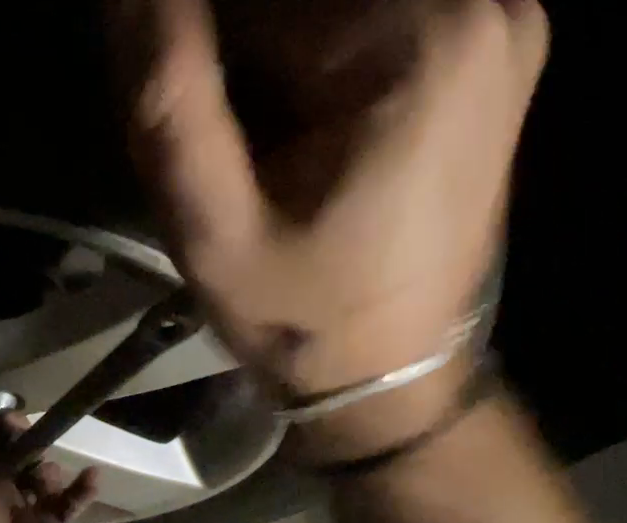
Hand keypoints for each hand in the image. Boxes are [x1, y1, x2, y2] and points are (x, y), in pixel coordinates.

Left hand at [0, 400, 98, 522]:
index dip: (0, 426)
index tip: (20, 422)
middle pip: (10, 456)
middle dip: (29, 449)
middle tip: (37, 451)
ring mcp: (5, 514)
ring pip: (35, 481)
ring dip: (49, 473)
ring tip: (49, 479)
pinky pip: (56, 508)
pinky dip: (74, 494)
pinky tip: (95, 478)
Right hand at [115, 0, 548, 456]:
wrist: (390, 379)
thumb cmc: (298, 320)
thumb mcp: (211, 229)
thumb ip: (169, 100)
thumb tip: (129, 0)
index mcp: (414, 43)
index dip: (194, 27)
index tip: (169, 91)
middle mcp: (478, 5)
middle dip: (235, 38)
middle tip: (220, 138)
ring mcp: (497, 21)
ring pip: (334, 4)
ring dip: (266, 45)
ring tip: (247, 138)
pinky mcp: (487, 48)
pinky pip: (373, 18)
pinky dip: (310, 49)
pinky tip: (287, 117)